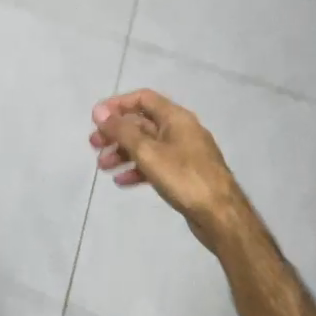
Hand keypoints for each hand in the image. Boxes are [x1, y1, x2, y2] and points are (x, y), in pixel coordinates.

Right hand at [90, 89, 243, 245]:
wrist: (221, 216)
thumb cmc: (184, 177)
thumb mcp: (147, 152)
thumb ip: (121, 130)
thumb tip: (100, 112)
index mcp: (176, 118)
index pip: (142, 99)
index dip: (117, 104)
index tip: (96, 118)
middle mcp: (181, 130)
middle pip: (142, 123)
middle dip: (116, 133)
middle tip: (94, 144)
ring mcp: (184, 153)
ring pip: (147, 145)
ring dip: (123, 152)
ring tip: (103, 166)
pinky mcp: (185, 174)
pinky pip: (156, 164)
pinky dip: (138, 169)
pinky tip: (122, 181)